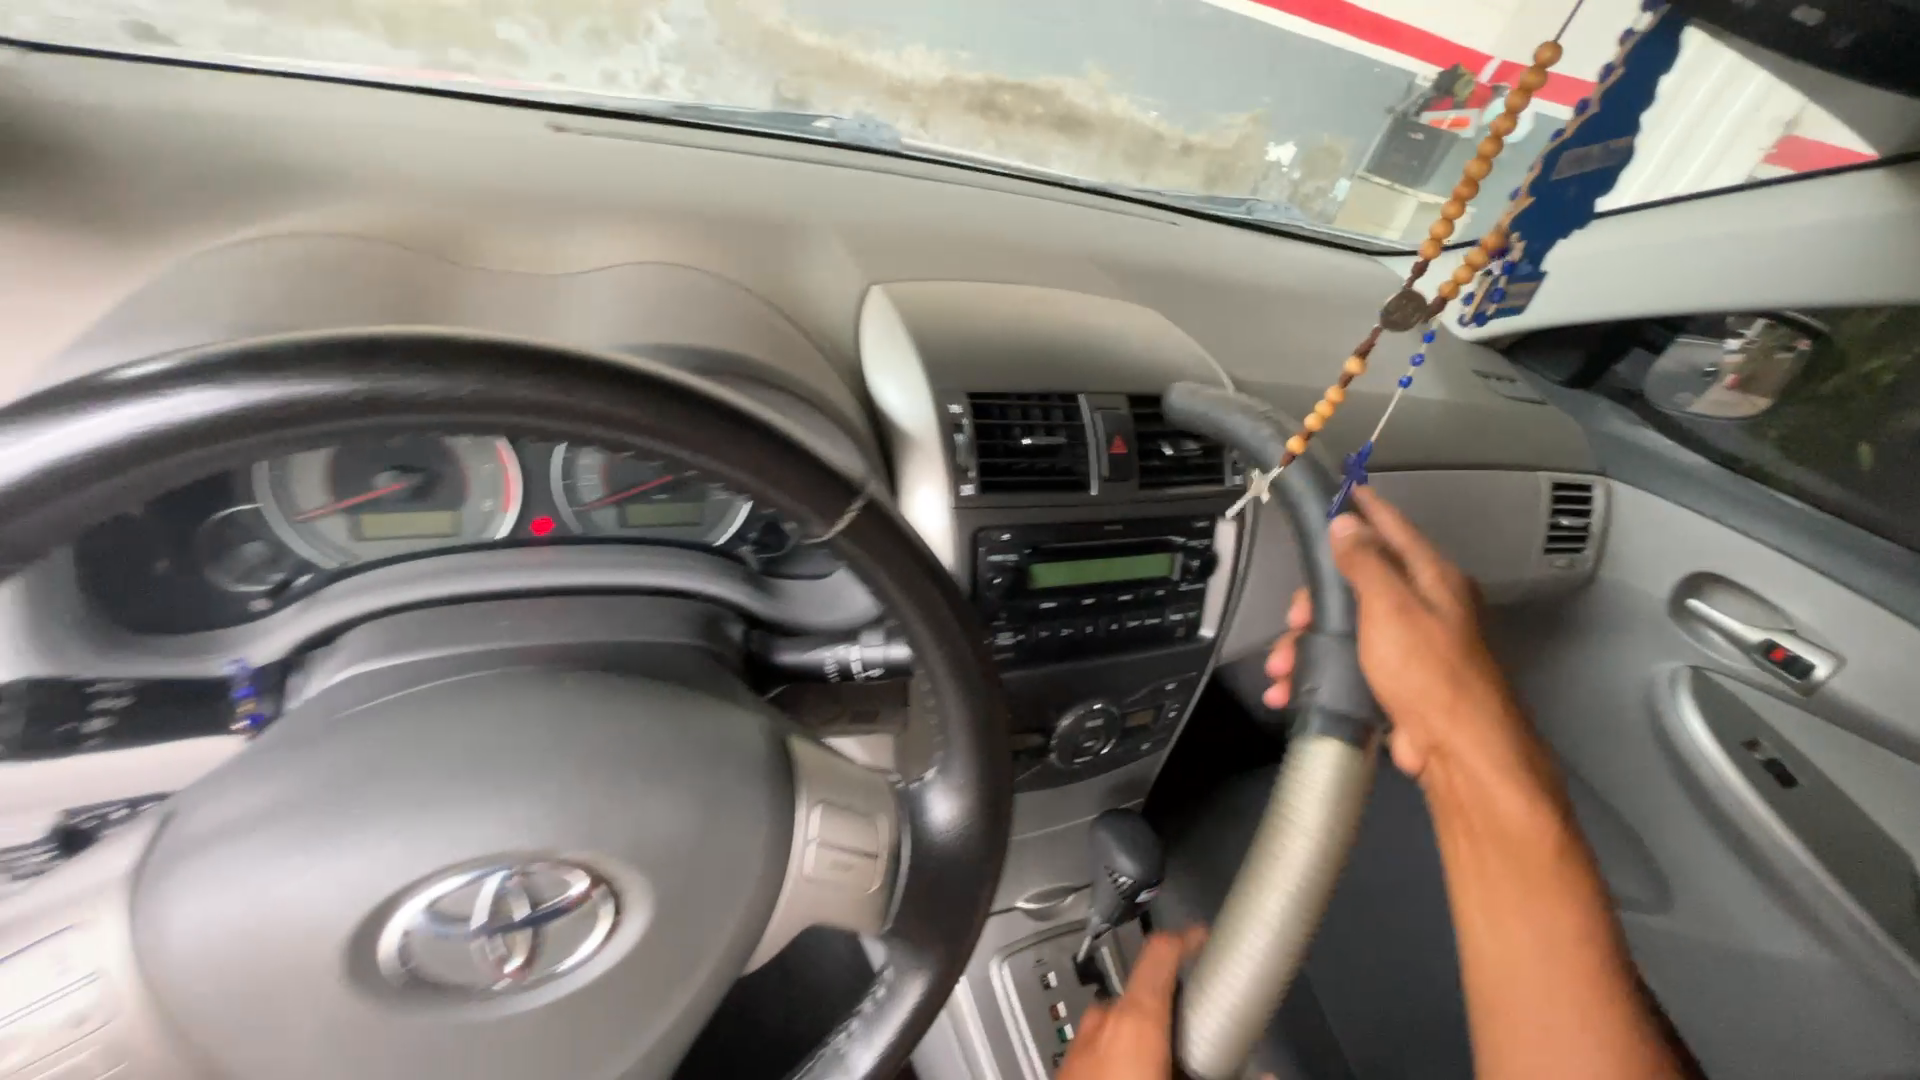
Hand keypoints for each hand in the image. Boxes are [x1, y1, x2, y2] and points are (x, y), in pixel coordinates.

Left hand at [1055, 927, 1205, 1079]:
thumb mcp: (1181, 1076)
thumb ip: (1203, 1065)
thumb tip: (1240, 1070)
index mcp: (1134, 1018)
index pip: (1159, 952)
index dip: (1184, 939)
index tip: (1201, 936)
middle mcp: (1103, 1019)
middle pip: (1145, 993)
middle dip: (1169, 1008)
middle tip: (1194, 1029)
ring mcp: (1080, 1039)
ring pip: (1121, 1021)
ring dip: (1143, 1034)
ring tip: (1166, 1059)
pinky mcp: (1067, 1062)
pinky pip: (1102, 1044)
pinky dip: (1120, 1053)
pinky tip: (1132, 1074)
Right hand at [1262, 487, 1546, 790]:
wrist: (1460, 752)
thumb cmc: (1428, 673)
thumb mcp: (1390, 608)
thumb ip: (1365, 562)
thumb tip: (1346, 523)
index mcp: (1432, 580)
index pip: (1394, 528)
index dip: (1366, 506)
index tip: (1341, 486)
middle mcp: (1425, 606)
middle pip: (1357, 583)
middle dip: (1315, 602)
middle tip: (1293, 620)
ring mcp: (1410, 645)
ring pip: (1345, 627)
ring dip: (1307, 646)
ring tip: (1283, 670)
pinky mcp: (1395, 680)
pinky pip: (1347, 663)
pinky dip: (1318, 672)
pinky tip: (1293, 690)